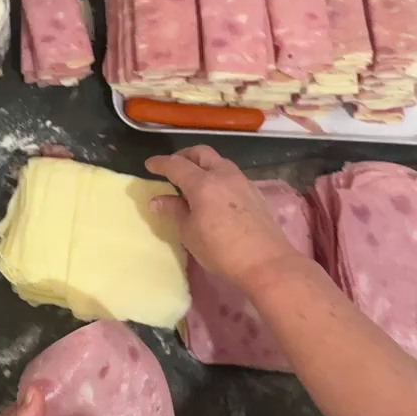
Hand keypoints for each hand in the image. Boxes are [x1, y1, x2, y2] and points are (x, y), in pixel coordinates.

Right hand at [146, 145, 302, 286]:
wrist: (266, 262)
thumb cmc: (221, 250)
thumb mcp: (190, 233)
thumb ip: (174, 211)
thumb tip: (158, 200)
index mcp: (202, 183)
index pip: (176, 165)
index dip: (161, 163)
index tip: (150, 165)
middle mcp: (223, 175)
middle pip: (201, 153)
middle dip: (184, 156)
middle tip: (172, 167)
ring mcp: (242, 182)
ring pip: (219, 162)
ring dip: (203, 164)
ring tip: (194, 180)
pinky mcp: (255, 193)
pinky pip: (231, 175)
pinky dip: (218, 176)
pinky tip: (215, 194)